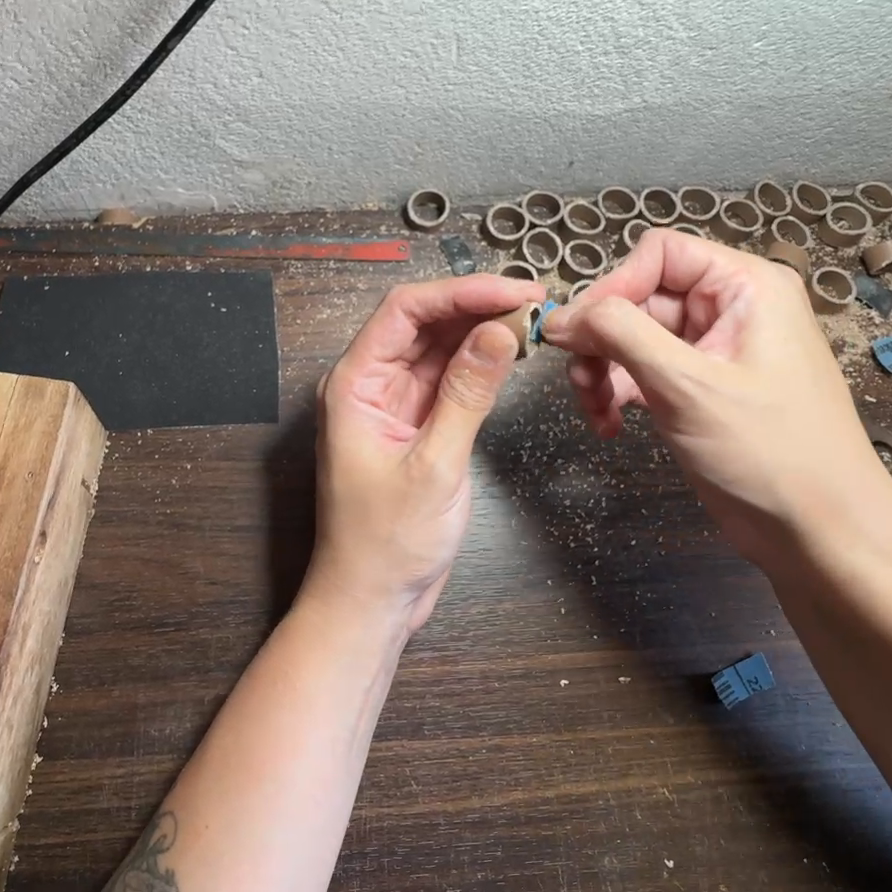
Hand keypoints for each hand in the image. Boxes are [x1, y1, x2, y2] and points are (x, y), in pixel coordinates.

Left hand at [310, 275, 546, 633]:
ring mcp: (393, 404)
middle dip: (476, 306)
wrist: (372, 599)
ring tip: (533, 322)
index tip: (515, 292)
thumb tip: (501, 332)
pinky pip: (447, 380)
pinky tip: (510, 354)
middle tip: (536, 303)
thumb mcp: (433, 466)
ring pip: (438, 348)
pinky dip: (478, 365)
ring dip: (481, 331)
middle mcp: (370, 384)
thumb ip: (466, 395)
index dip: (461, 291)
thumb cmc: (386, 543)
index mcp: (354, 384)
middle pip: (423, 323)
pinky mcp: (415, 425)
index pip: (405, 310)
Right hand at [538, 229, 891, 570]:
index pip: (658, 254)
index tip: (574, 332)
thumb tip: (558, 316)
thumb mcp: (686, 384)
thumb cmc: (768, 450)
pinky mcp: (696, 389)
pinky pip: (640, 372)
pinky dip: (616, 393)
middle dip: (600, 339)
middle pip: (637, 298)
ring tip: (593, 409)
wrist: (817, 533)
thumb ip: (619, 334)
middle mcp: (727, 308)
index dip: (611, 287)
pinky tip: (608, 424)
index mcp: (744, 286)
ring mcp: (710, 351)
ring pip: (630, 338)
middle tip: (578, 379)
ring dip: (601, 370)